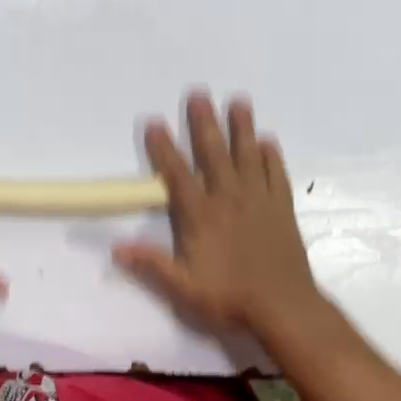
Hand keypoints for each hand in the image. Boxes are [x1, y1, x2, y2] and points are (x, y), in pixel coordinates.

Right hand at [114, 91, 325, 333]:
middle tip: (198, 93)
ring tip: (238, 101)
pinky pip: (276, 175)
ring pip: (248, 156)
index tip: (154, 122)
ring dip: (242, 128)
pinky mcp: (282, 210)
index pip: (177, 175)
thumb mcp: (182, 288)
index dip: (163, 148)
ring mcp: (259, 201)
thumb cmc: (229, 298)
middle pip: (214, 154)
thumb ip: (151, 264)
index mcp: (200, 216)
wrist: (284, 307)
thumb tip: (116, 247)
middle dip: (204, 123)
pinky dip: (272, 157)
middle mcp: (229, 199)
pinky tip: (268, 142)